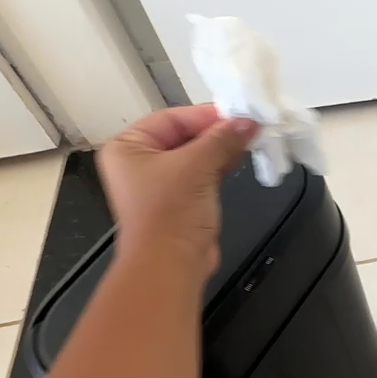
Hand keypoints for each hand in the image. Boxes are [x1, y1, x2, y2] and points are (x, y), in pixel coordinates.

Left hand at [97, 106, 259, 278]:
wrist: (171, 264)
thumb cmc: (171, 212)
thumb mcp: (196, 166)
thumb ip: (222, 140)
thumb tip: (248, 121)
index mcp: (128, 147)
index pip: (171, 119)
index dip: (206, 116)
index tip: (238, 114)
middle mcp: (139, 162)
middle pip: (183, 136)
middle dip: (216, 133)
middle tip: (249, 127)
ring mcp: (159, 183)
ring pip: (195, 156)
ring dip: (221, 150)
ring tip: (248, 142)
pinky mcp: (180, 201)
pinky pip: (201, 175)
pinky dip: (219, 167)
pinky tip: (238, 161)